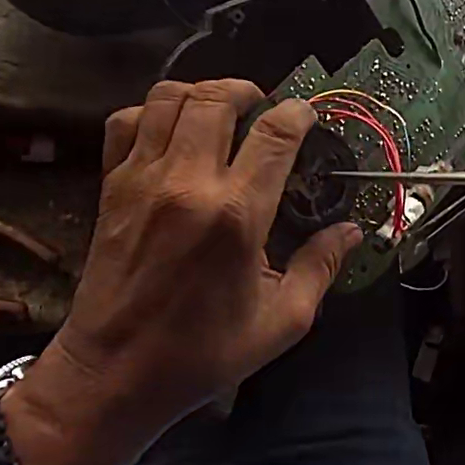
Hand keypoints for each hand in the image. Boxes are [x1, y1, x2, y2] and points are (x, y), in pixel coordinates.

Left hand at [0, 80, 361, 464]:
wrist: (112, 373)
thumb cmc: (203, 353)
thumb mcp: (282, 321)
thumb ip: (321, 266)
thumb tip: (352, 230)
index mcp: (236, 215)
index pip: (274, 134)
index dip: (298, 113)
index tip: (308, 116)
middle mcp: (187, 183)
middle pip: (216, 99)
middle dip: (248, 91)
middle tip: (264, 107)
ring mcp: (142, 179)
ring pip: (168, 98)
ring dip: (201, 93)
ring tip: (221, 110)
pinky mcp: (111, 186)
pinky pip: (126, 122)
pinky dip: (152, 111)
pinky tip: (173, 130)